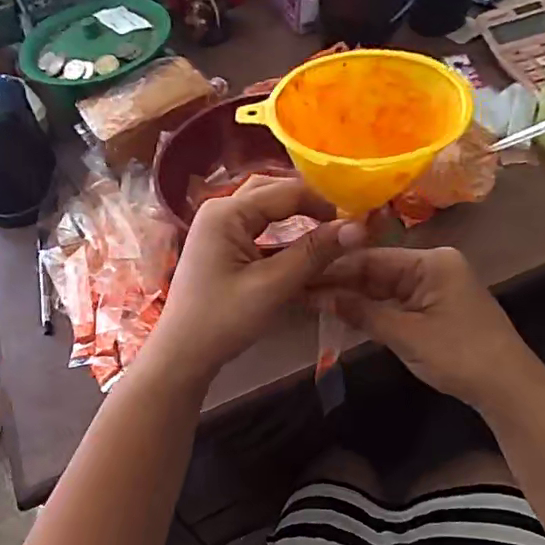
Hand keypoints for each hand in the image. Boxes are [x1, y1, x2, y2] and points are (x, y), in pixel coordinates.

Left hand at [148, 177, 364, 378]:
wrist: (182, 354)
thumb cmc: (222, 320)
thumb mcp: (272, 286)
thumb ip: (314, 252)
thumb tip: (359, 226)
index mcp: (226, 212)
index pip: (287, 190)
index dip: (327, 200)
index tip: (362, 215)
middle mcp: (219, 210)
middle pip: (275, 192)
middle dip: (313, 202)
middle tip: (350, 219)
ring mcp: (217, 227)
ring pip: (267, 209)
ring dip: (299, 216)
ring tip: (335, 229)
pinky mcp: (220, 246)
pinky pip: (258, 228)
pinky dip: (283, 233)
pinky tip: (306, 244)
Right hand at [315, 246, 541, 404]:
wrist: (508, 388)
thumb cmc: (459, 355)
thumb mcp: (405, 334)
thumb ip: (361, 312)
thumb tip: (319, 297)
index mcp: (432, 262)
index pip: (372, 258)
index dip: (335, 268)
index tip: (301, 275)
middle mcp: (432, 267)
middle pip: (376, 270)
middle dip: (340, 282)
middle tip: (299, 289)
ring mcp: (433, 287)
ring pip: (382, 287)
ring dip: (351, 297)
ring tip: (310, 301)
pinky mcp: (432, 308)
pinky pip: (393, 302)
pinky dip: (369, 310)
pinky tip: (340, 313)